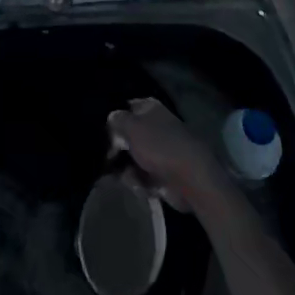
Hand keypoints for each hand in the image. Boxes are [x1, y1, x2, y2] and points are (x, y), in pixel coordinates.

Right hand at [107, 98, 226, 210]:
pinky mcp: (163, 173)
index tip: (105, 132)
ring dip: (127, 169)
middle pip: (128, 135)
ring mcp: (160, 151)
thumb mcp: (131, 126)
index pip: (126, 107)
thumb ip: (117, 120)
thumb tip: (112, 119)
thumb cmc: (159, 146)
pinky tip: (141, 186)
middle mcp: (155, 127)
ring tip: (129, 176)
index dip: (114, 119)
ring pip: (132, 158)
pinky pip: (142, 175)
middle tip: (110, 158)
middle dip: (118, 149)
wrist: (190, 179)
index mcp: (150, 108)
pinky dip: (139, 182)